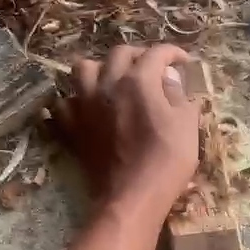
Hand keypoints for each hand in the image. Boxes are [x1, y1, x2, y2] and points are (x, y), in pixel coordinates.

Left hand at [57, 45, 199, 222]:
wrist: (130, 197)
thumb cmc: (165, 161)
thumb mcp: (187, 126)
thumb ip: (179, 95)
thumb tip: (170, 77)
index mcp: (138, 81)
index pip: (157, 53)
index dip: (173, 52)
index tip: (183, 61)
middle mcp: (107, 85)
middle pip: (119, 54)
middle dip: (139, 55)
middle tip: (152, 68)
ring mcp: (85, 105)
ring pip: (83, 69)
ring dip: (99, 68)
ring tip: (112, 80)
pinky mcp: (71, 128)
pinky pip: (63, 104)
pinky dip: (73, 101)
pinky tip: (85, 107)